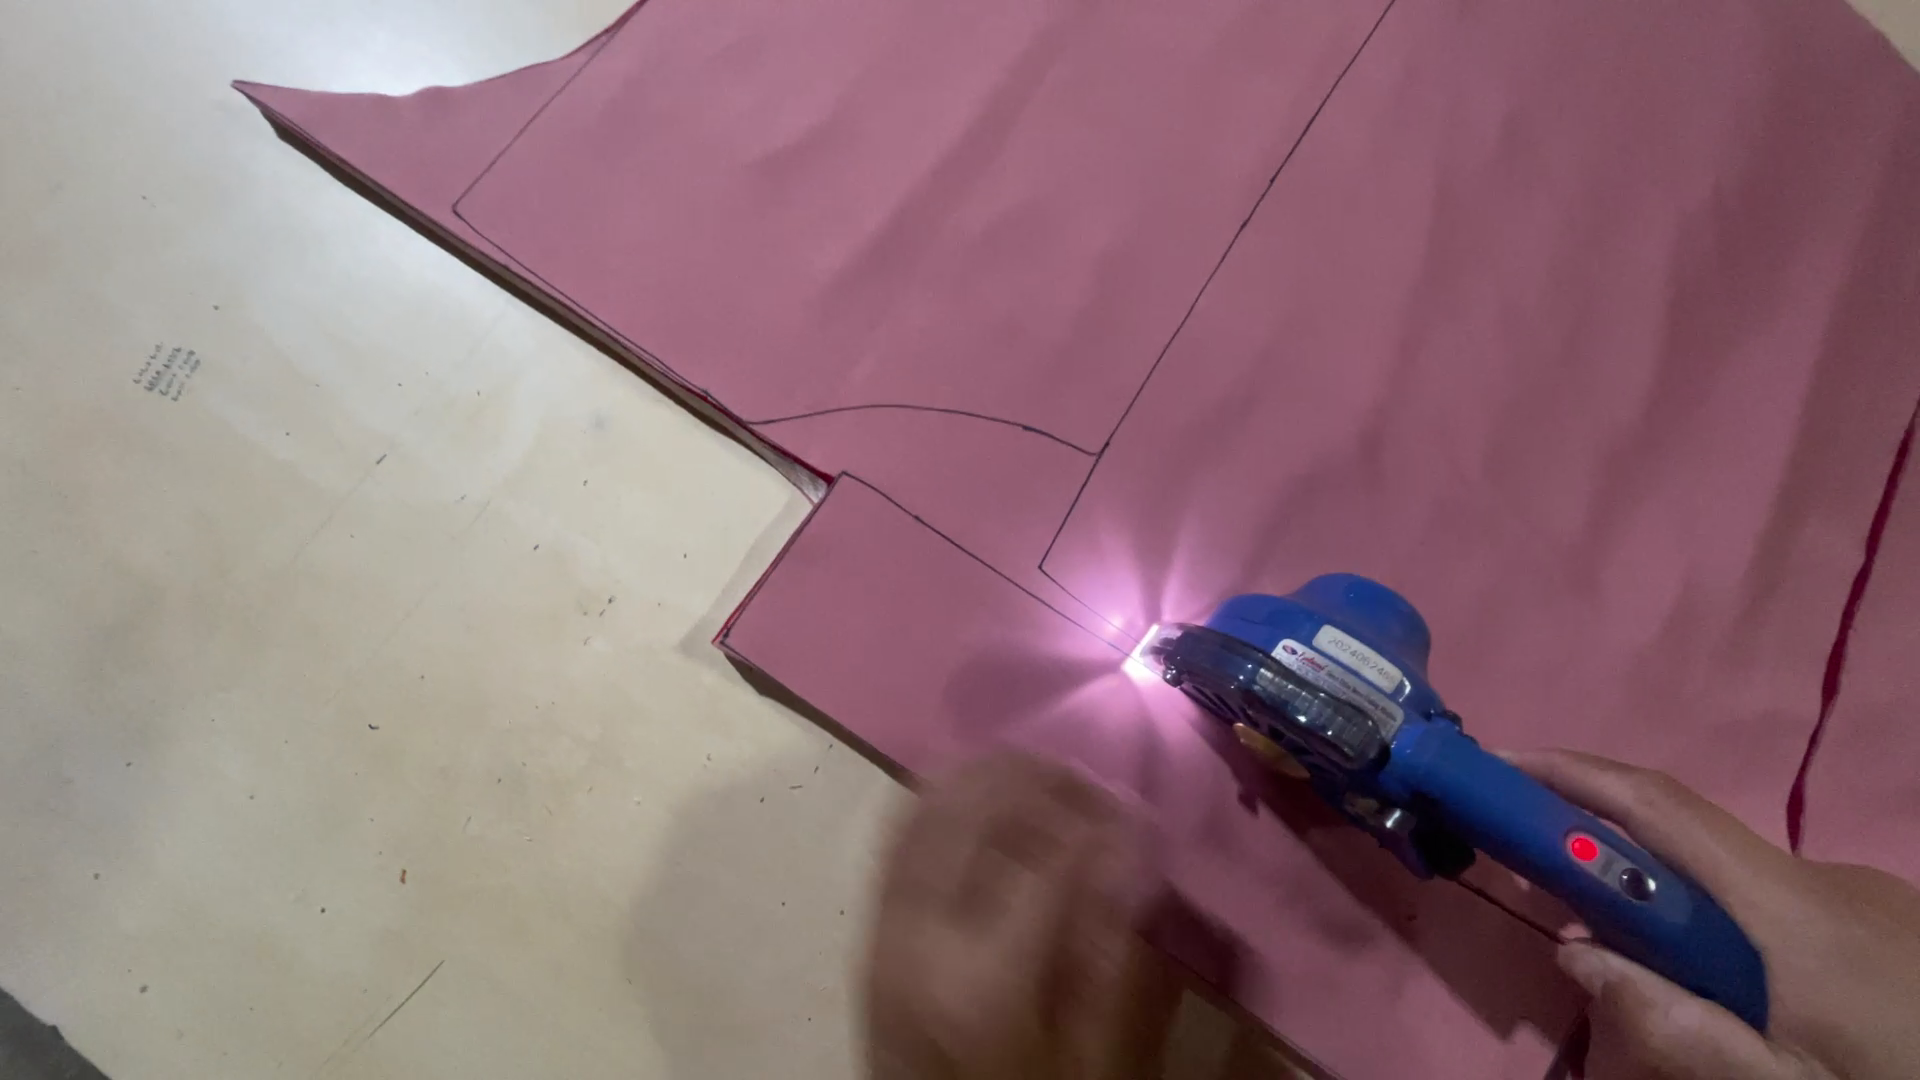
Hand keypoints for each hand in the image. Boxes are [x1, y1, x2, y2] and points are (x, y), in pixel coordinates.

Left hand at [864, 752, 1176, 1079]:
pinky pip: (902, 822)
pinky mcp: (869, 912)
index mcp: (981, 979)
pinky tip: (984, 787)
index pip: (1048, 857)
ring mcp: (883, 915)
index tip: (1133, 808)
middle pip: (981, 808)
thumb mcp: (1084, 1051)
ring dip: (995, 773)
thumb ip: (1105, 947)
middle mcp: (919, 930)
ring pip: (935, 799)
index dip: (1099, 820)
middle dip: (1045, 778)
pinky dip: (946, 789)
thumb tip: (1123, 848)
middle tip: (1090, 782)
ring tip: (1044, 775)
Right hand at [1507, 750, 1919, 1079]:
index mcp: (1795, 905)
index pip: (1656, 805)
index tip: (1500, 764)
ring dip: (1686, 911)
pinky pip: (1791, 909)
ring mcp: (1880, 901)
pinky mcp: (1908, 929)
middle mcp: (1832, 878)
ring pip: (1743, 886)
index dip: (1570, 771)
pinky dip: (1741, 930)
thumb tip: (1572, 951)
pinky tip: (1762, 996)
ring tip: (1681, 981)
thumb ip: (1671, 1024)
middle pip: (1692, 847)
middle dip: (1620, 863)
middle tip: (1576, 913)